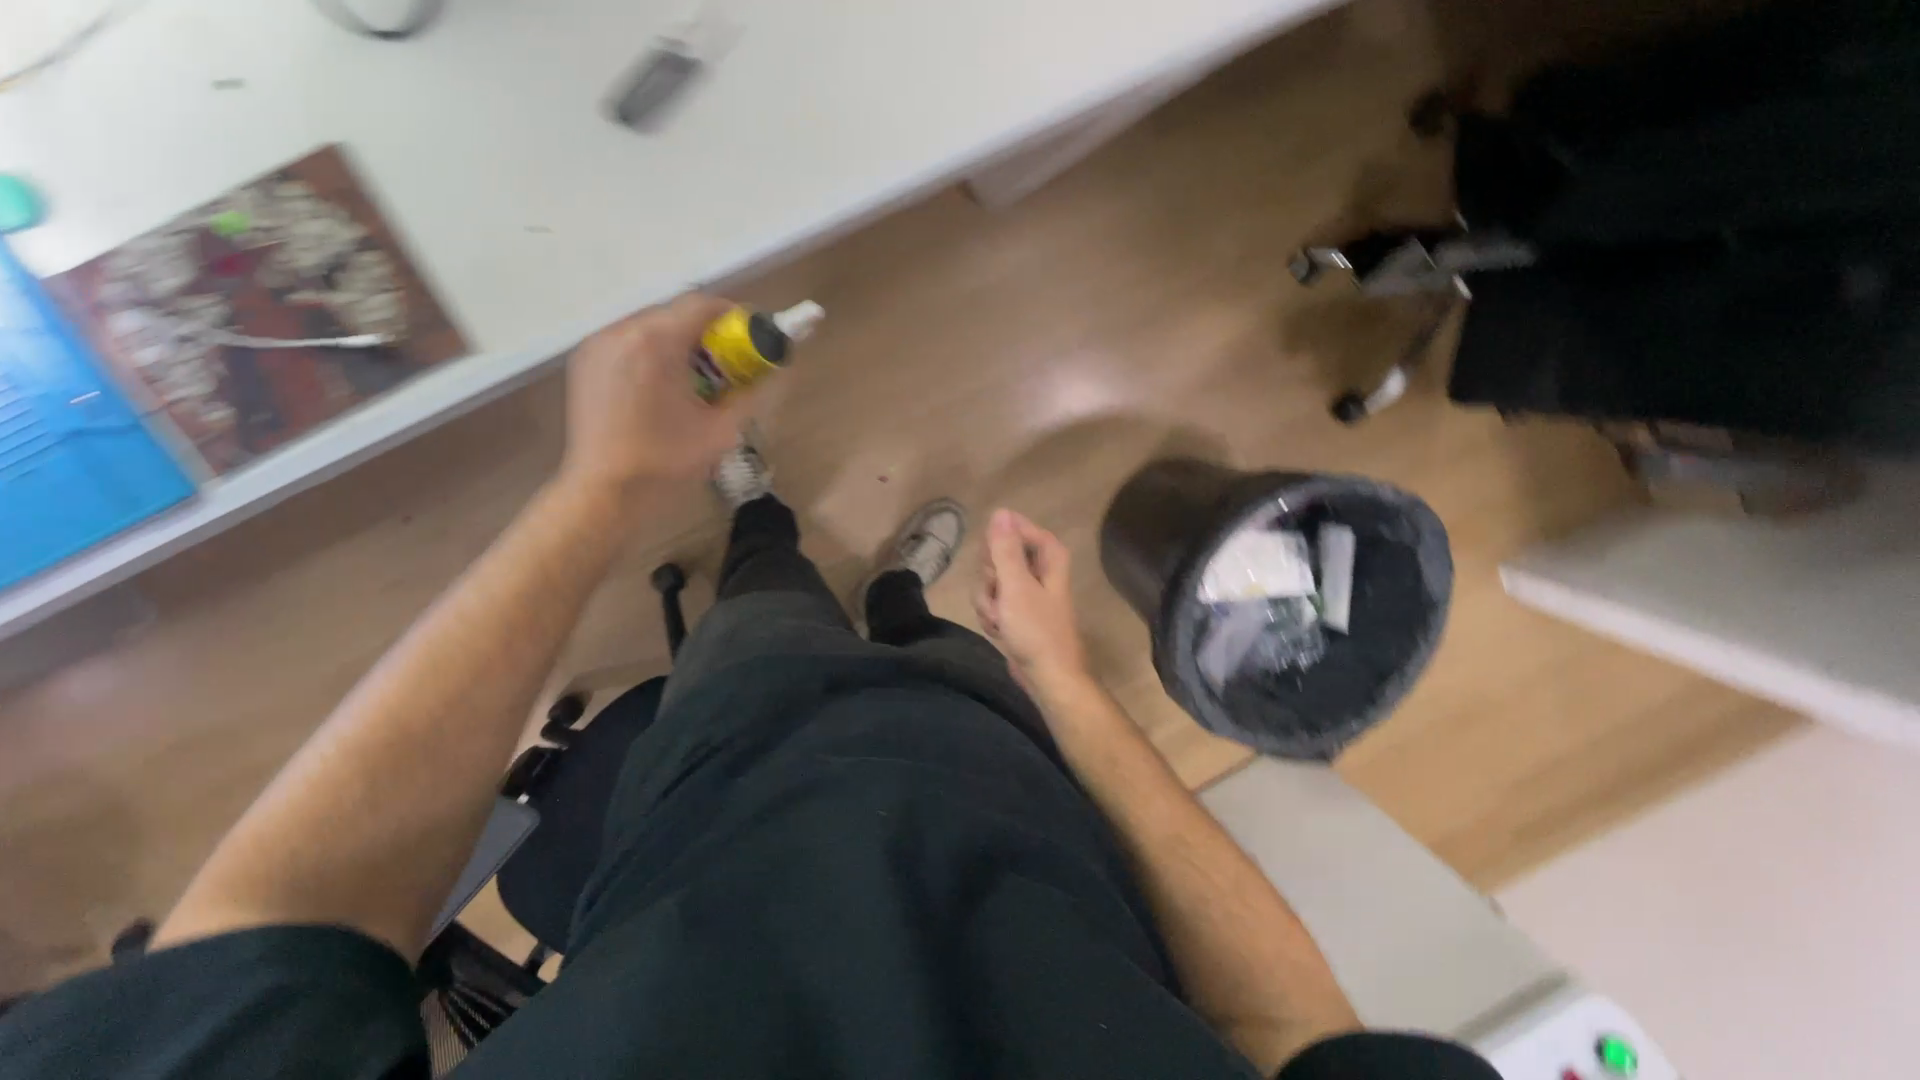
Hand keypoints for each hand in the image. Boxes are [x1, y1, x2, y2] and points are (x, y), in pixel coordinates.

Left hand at [558, 292, 752, 501]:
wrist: (604, 494)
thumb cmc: (666, 463)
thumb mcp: (722, 429)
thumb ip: (753, 392)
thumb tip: (778, 370)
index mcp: (656, 343)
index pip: (703, 305)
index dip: (734, 316)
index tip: (751, 338)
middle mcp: (622, 332)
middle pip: (675, 313)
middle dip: (706, 332)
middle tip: (728, 362)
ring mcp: (598, 345)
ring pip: (650, 326)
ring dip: (678, 342)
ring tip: (695, 376)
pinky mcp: (585, 363)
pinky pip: (628, 342)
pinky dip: (652, 353)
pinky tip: (663, 385)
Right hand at [974, 509, 1091, 695]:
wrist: (1047, 676)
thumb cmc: (1036, 630)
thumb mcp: (1016, 586)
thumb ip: (1005, 549)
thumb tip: (1000, 512)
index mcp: (1049, 557)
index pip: (1018, 527)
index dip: (1000, 541)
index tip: (992, 562)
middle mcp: (1039, 570)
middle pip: (999, 554)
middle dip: (991, 579)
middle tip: (999, 595)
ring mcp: (1026, 592)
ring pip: (991, 581)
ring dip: (989, 602)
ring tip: (1001, 620)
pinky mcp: (1016, 612)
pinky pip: (993, 601)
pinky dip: (992, 616)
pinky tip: (999, 631)